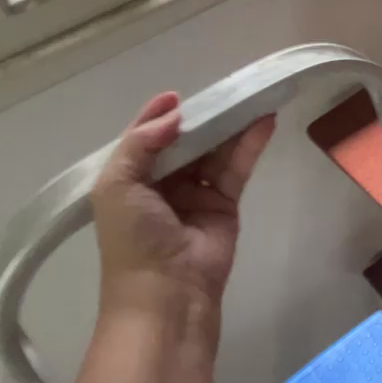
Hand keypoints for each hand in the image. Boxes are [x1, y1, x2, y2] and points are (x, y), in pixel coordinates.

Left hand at [90, 92, 274, 313]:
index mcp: (130, 180)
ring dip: (231, 124)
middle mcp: (163, 183)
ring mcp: (196, 192)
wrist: (167, 293)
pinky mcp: (225, 202)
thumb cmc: (134, 239)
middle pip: (185, 140)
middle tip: (225, 89)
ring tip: (251, 96)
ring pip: (215, 149)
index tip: (176, 95)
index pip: (146, 139)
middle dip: (202, 116)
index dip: (158, 116)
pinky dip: (250, 142)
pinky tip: (264, 120)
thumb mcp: (117, 186)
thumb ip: (140, 144)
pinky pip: (237, 166)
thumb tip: (175, 114)